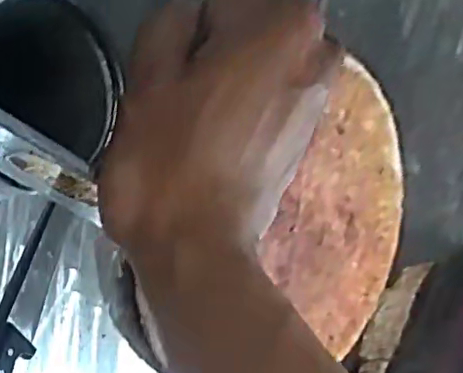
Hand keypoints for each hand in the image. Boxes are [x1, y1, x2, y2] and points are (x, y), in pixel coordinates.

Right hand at [99, 0, 340, 265]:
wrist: (194, 259)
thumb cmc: (165, 175)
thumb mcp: (145, 87)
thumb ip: (167, 27)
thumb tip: (186, 17)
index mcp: (283, 19)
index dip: (181, 37)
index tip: (162, 77)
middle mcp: (317, 49)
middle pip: (243, 30)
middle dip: (207, 58)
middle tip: (172, 107)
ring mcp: (314, 101)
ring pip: (252, 72)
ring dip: (219, 90)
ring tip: (186, 135)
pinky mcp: (299, 145)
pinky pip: (261, 110)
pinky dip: (235, 121)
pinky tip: (207, 153)